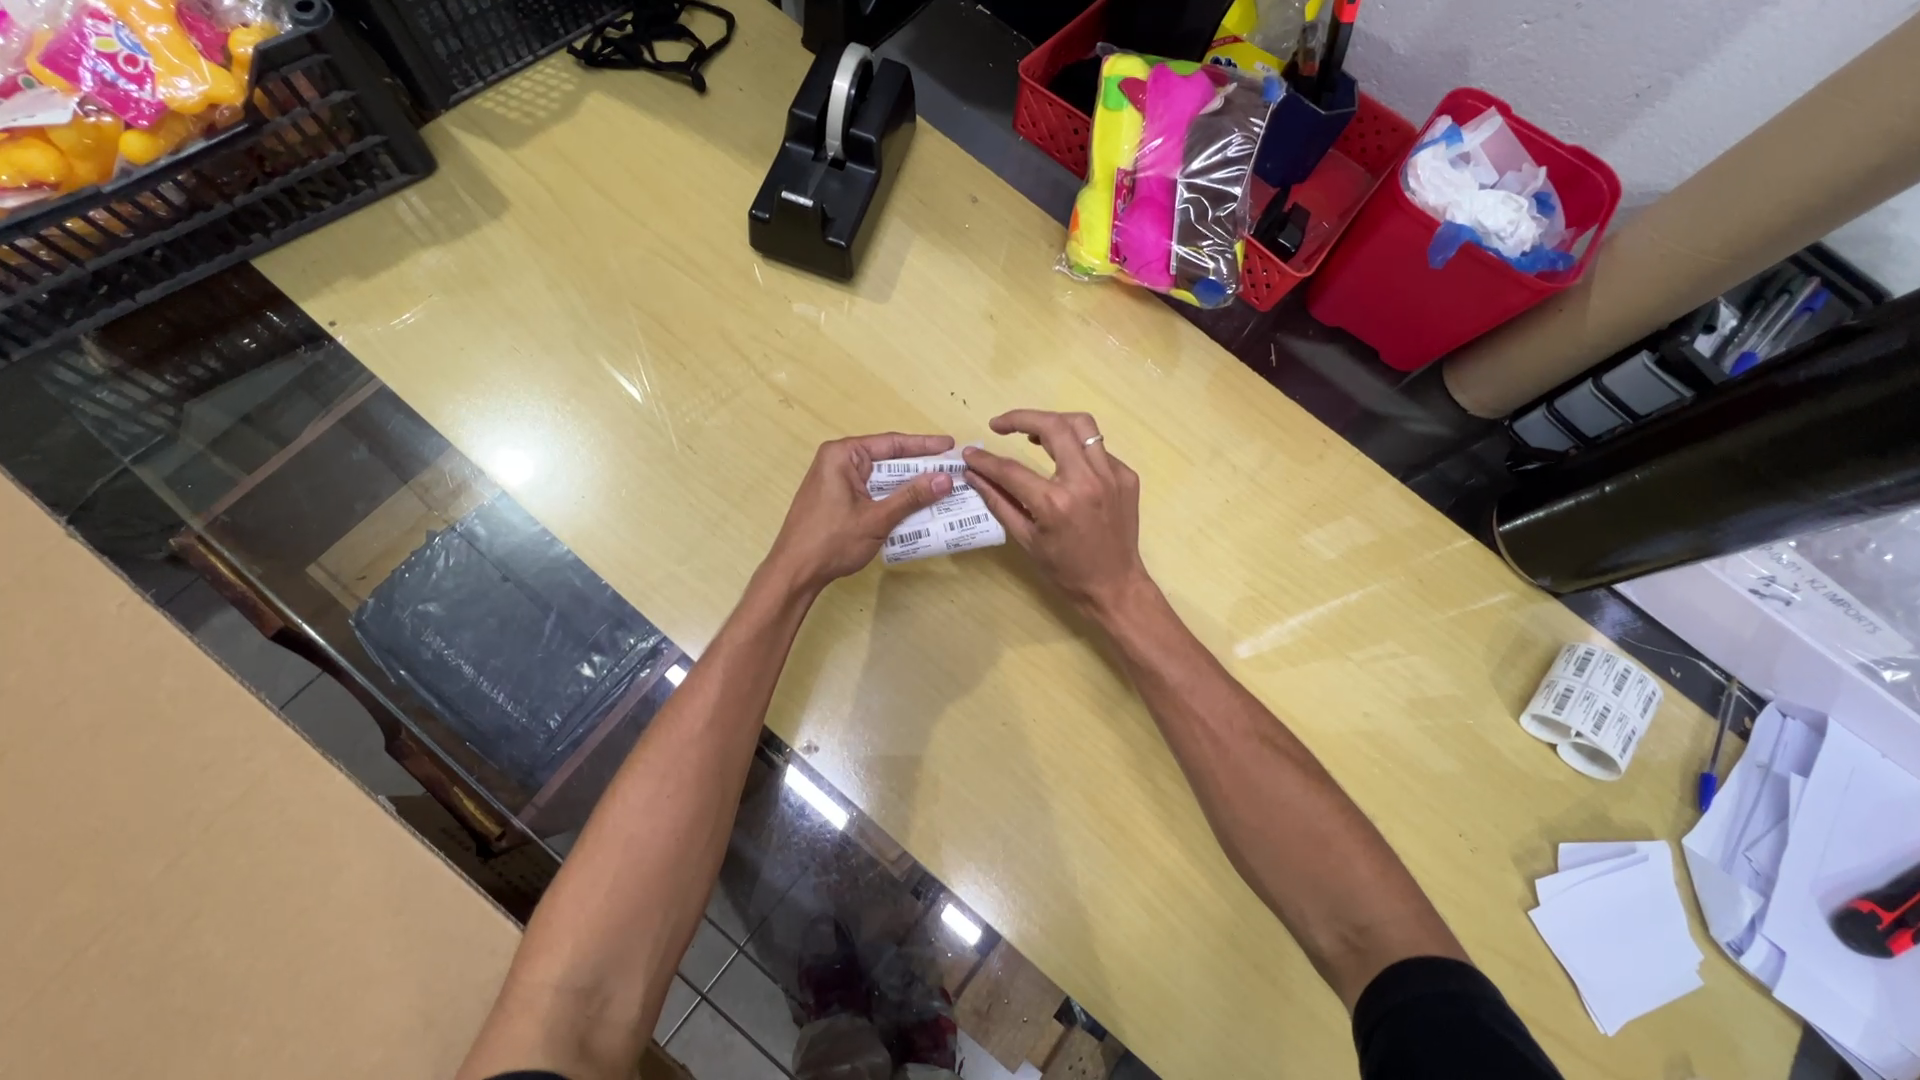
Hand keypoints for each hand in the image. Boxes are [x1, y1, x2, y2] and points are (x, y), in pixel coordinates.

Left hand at [766, 432, 955, 591]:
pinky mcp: (837, 499)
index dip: (924, 445)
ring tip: (941, 488)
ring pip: (881, 478)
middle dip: (919, 467)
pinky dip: (893, 498)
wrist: (795, 572)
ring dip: (908, 486)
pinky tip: (916, 506)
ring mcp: (836, 481)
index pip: (891, 443)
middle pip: (887, 459)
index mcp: (842, 455)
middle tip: (951, 469)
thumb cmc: (831, 541)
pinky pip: (872, 492)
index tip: (949, 446)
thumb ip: (911, 497)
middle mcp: (837, 462)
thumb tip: (944, 479)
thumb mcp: (877, 518)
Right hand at [962, 410, 1152, 617]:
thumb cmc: (1066, 570)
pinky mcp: (1126, 476)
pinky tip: (1065, 463)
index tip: (970, 453)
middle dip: (1021, 418)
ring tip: (1033, 434)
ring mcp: (1111, 475)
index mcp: (1055, 503)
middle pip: (1052, 426)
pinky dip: (1077, 449)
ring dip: (1053, 423)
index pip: (1011, 469)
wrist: (1115, 585)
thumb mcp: (1026, 539)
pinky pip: (1098, 449)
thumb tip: (974, 475)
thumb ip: (999, 502)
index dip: (985, 459)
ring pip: (1082, 425)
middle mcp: (1085, 481)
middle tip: (1000, 425)